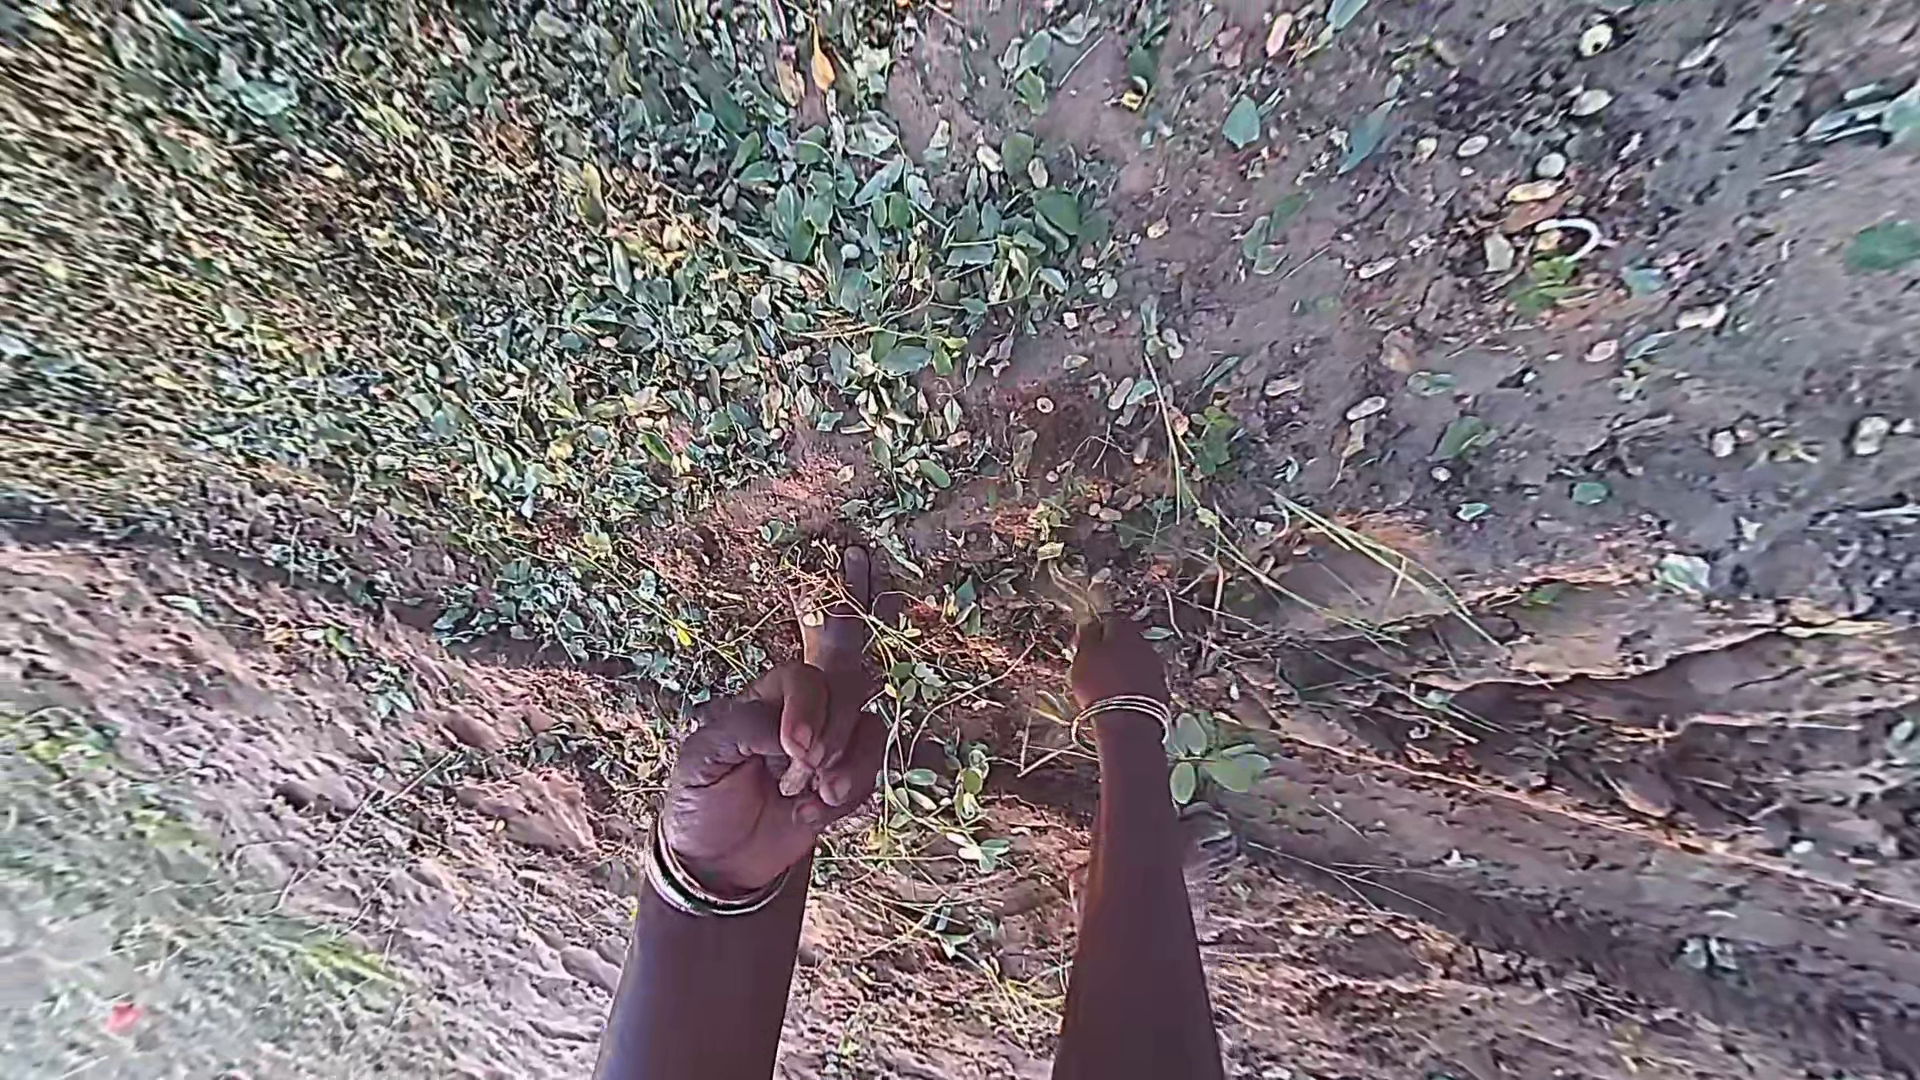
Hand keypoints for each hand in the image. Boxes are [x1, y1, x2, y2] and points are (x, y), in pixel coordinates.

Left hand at [661, 662, 884, 895]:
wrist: (719, 863)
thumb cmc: (703, 802)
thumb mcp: (702, 759)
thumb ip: (744, 728)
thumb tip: (796, 734)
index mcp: (766, 699)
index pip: (802, 678)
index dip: (808, 706)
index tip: (796, 747)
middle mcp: (804, 714)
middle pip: (847, 692)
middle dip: (834, 735)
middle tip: (807, 771)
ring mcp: (831, 743)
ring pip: (870, 727)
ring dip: (852, 765)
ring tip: (820, 797)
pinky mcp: (847, 775)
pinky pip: (873, 766)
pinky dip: (854, 791)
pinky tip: (815, 814)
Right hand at [1070, 614, 1169, 709]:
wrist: (1128, 721)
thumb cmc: (1100, 685)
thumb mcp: (1083, 658)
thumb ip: (1086, 636)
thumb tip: (1088, 623)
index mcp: (1124, 632)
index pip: (1109, 621)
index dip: (1095, 631)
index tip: (1083, 644)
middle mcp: (1143, 644)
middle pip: (1124, 639)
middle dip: (1110, 647)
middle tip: (1093, 662)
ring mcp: (1154, 665)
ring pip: (1134, 658)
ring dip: (1121, 664)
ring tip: (1104, 680)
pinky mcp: (1159, 686)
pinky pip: (1141, 676)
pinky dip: (1130, 680)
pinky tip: (1118, 692)